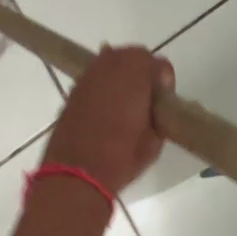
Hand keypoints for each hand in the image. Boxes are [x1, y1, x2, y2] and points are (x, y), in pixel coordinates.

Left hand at [42, 46, 171, 194]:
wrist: (75, 175)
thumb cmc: (119, 158)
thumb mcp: (153, 141)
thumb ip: (158, 116)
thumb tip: (153, 111)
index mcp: (138, 69)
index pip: (160, 67)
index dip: (163, 87)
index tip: (160, 108)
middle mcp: (112, 62)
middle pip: (135, 60)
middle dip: (141, 79)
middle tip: (142, 107)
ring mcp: (89, 74)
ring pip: (112, 68)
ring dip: (120, 83)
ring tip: (122, 111)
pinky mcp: (73, 90)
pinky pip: (95, 83)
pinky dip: (101, 93)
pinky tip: (102, 115)